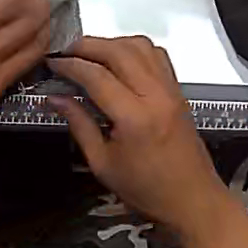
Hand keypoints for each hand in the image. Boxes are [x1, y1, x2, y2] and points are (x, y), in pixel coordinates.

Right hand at [48, 36, 239, 245]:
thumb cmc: (147, 190)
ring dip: (111, 43)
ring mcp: (171, 90)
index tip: (52, 63)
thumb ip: (78, 124)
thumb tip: (55, 98)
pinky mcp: (178, 90)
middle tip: (66, 52)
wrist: (195, 203)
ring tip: (90, 54)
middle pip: (118, 51)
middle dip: (87, 46)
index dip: (70, 65)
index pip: (96, 76)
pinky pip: (156, 54)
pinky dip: (133, 49)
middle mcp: (156, 96)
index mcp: (135, 118)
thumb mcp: (102, 164)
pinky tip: (118, 61)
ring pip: (139, 46)